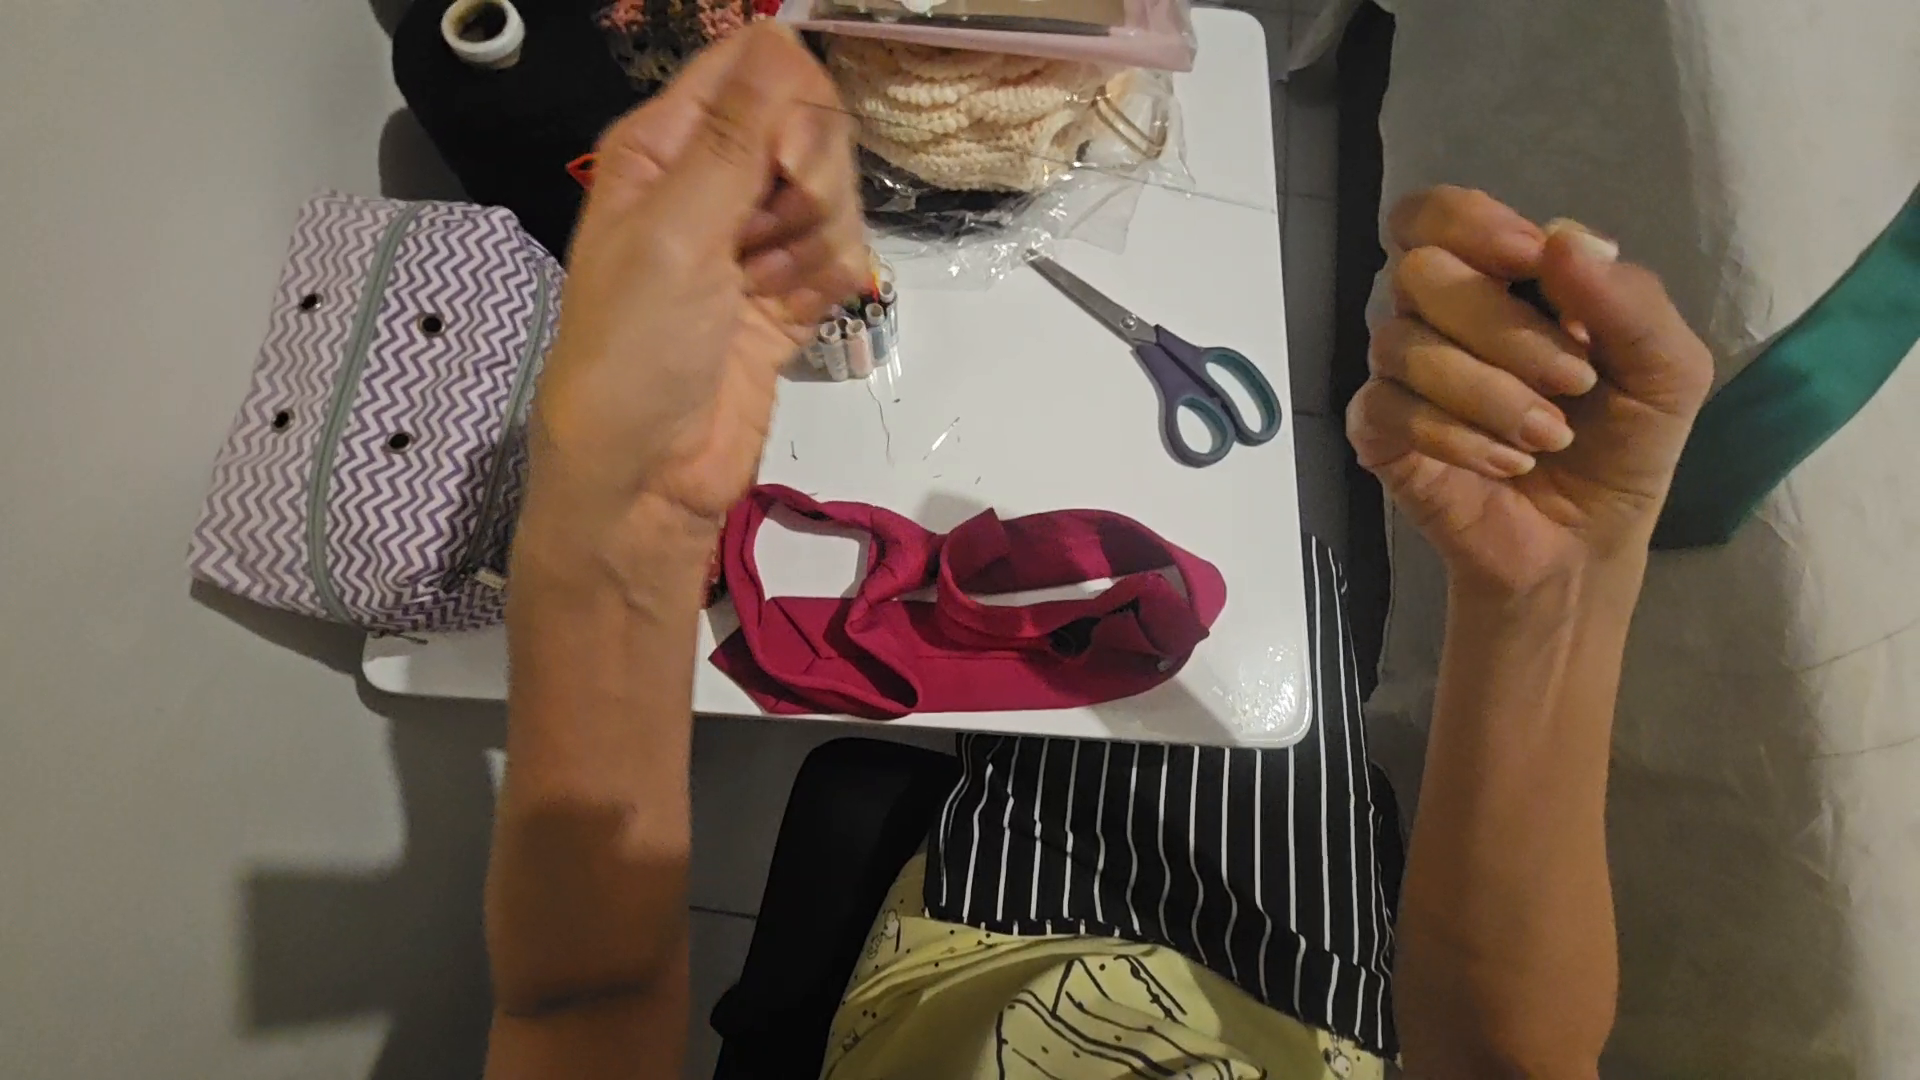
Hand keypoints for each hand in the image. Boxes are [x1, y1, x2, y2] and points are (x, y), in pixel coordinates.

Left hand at [520, 25, 863, 572]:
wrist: (650, 474)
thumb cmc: (635, 349)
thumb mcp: (673, 234)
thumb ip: (735, 140)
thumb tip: (785, 37)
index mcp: (665, 149)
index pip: (751, 70)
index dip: (789, 102)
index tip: (791, 161)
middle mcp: (714, 187)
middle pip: (806, 132)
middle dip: (812, 180)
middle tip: (778, 236)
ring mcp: (757, 247)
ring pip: (832, 201)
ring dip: (820, 242)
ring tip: (774, 289)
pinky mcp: (790, 301)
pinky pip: (839, 262)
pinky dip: (826, 284)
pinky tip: (792, 312)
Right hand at [1346, 187, 1713, 593]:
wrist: (1576, 541)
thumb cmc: (1618, 448)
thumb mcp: (1664, 370)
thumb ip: (1627, 300)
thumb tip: (1562, 238)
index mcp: (1493, 284)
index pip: (1431, 218)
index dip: (1469, 224)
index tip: (1530, 261)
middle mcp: (1430, 320)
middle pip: (1418, 274)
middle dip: (1505, 328)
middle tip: (1573, 383)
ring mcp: (1394, 377)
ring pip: (1402, 346)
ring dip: (1489, 393)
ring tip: (1545, 438)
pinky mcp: (1373, 432)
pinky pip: (1388, 409)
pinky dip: (1454, 435)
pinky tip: (1502, 461)